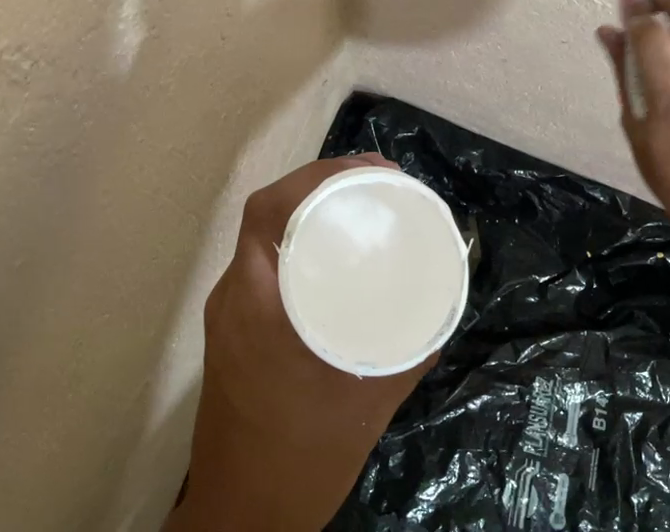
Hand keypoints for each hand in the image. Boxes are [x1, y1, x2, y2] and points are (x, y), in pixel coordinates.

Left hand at [167, 155, 435, 531]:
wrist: (241, 515)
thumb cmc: (300, 457)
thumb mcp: (368, 403)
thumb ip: (410, 351)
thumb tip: (443, 302)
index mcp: (254, 304)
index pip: (269, 210)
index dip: (317, 175)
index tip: (373, 172)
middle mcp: (231, 297)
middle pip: (267, 214)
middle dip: (321, 185)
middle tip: (379, 186)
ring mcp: (226, 314)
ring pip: (262, 237)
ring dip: (307, 211)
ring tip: (362, 209)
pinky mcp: (230, 331)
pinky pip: (263, 265)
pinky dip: (297, 245)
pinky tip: (333, 259)